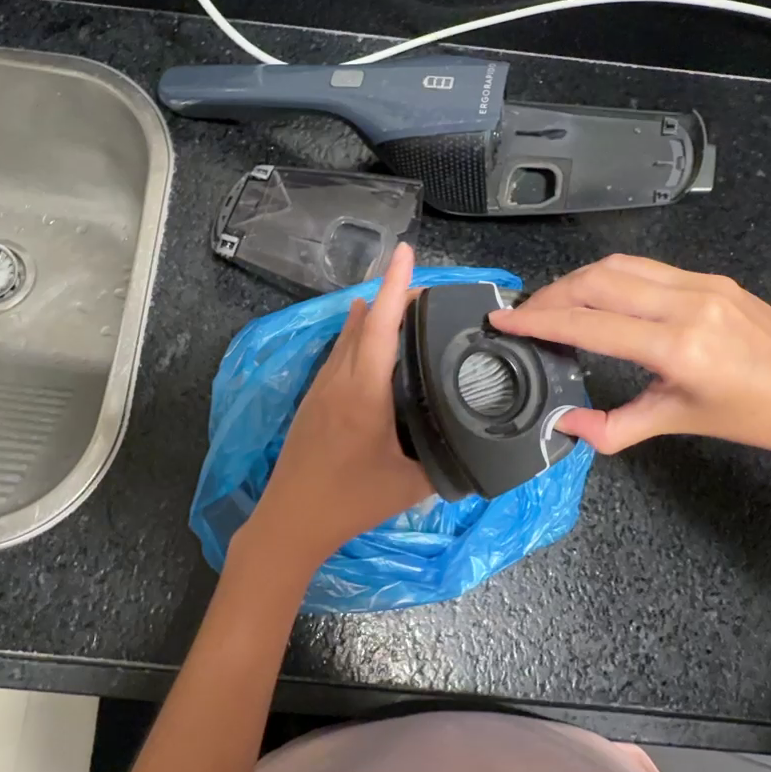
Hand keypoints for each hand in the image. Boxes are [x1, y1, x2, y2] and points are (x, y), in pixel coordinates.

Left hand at [238, 243, 432, 569]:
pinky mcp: (312, 402)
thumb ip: (446, 463)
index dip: (397, 287)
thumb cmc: (349, 501)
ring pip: (346, 338)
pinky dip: (356, 337)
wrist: (290, 520)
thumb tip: (480, 451)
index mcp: (363, 392)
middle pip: (364, 324)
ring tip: (400, 302)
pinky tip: (365, 341)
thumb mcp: (408, 485)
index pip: (382, 328)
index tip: (406, 252)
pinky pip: (338, 356)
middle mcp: (338, 381)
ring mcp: (320, 389)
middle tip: (423, 283)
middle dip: (391, 295)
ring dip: (371, 315)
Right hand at [488, 255, 770, 466]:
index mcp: (678, 348)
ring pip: (618, 265)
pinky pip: (644, 267)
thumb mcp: (677, 423)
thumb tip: (564, 424)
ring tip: (552, 303)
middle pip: (597, 282)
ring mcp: (702, 285)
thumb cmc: (755, 417)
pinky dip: (608, 276)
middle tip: (523, 315)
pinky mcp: (711, 278)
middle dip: (550, 295)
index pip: (590, 325)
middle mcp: (687, 305)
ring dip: (576, 280)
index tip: (504, 320)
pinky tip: (596, 294)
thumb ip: (613, 426)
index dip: (539, 321)